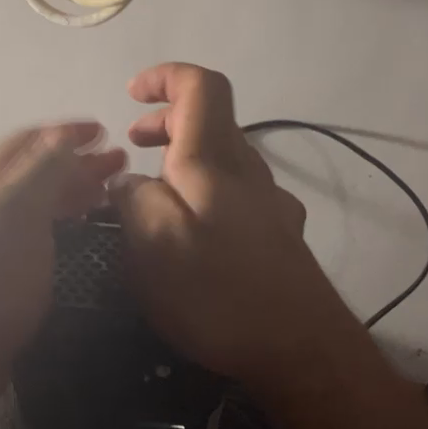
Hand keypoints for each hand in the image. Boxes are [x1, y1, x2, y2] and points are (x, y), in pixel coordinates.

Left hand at [0, 120, 125, 400]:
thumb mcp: (18, 209)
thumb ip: (42, 169)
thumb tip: (64, 136)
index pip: (28, 142)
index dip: (65, 133)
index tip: (105, 131)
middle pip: (34, 173)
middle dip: (76, 162)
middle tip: (120, 167)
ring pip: (36, 206)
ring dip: (72, 194)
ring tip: (108, 199)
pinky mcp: (1, 280)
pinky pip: (38, 238)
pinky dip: (63, 228)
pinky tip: (80, 241)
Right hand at [109, 63, 369, 395]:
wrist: (300, 351)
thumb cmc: (217, 295)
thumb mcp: (153, 245)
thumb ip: (133, 200)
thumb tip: (127, 181)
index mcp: (214, 164)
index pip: (201, 87)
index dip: (166, 77)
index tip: (131, 94)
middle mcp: (249, 175)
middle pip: (213, 123)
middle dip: (166, 122)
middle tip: (131, 144)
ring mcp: (271, 208)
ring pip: (225, 163)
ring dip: (184, 161)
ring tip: (150, 192)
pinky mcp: (279, 241)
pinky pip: (236, 198)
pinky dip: (204, 196)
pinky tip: (189, 238)